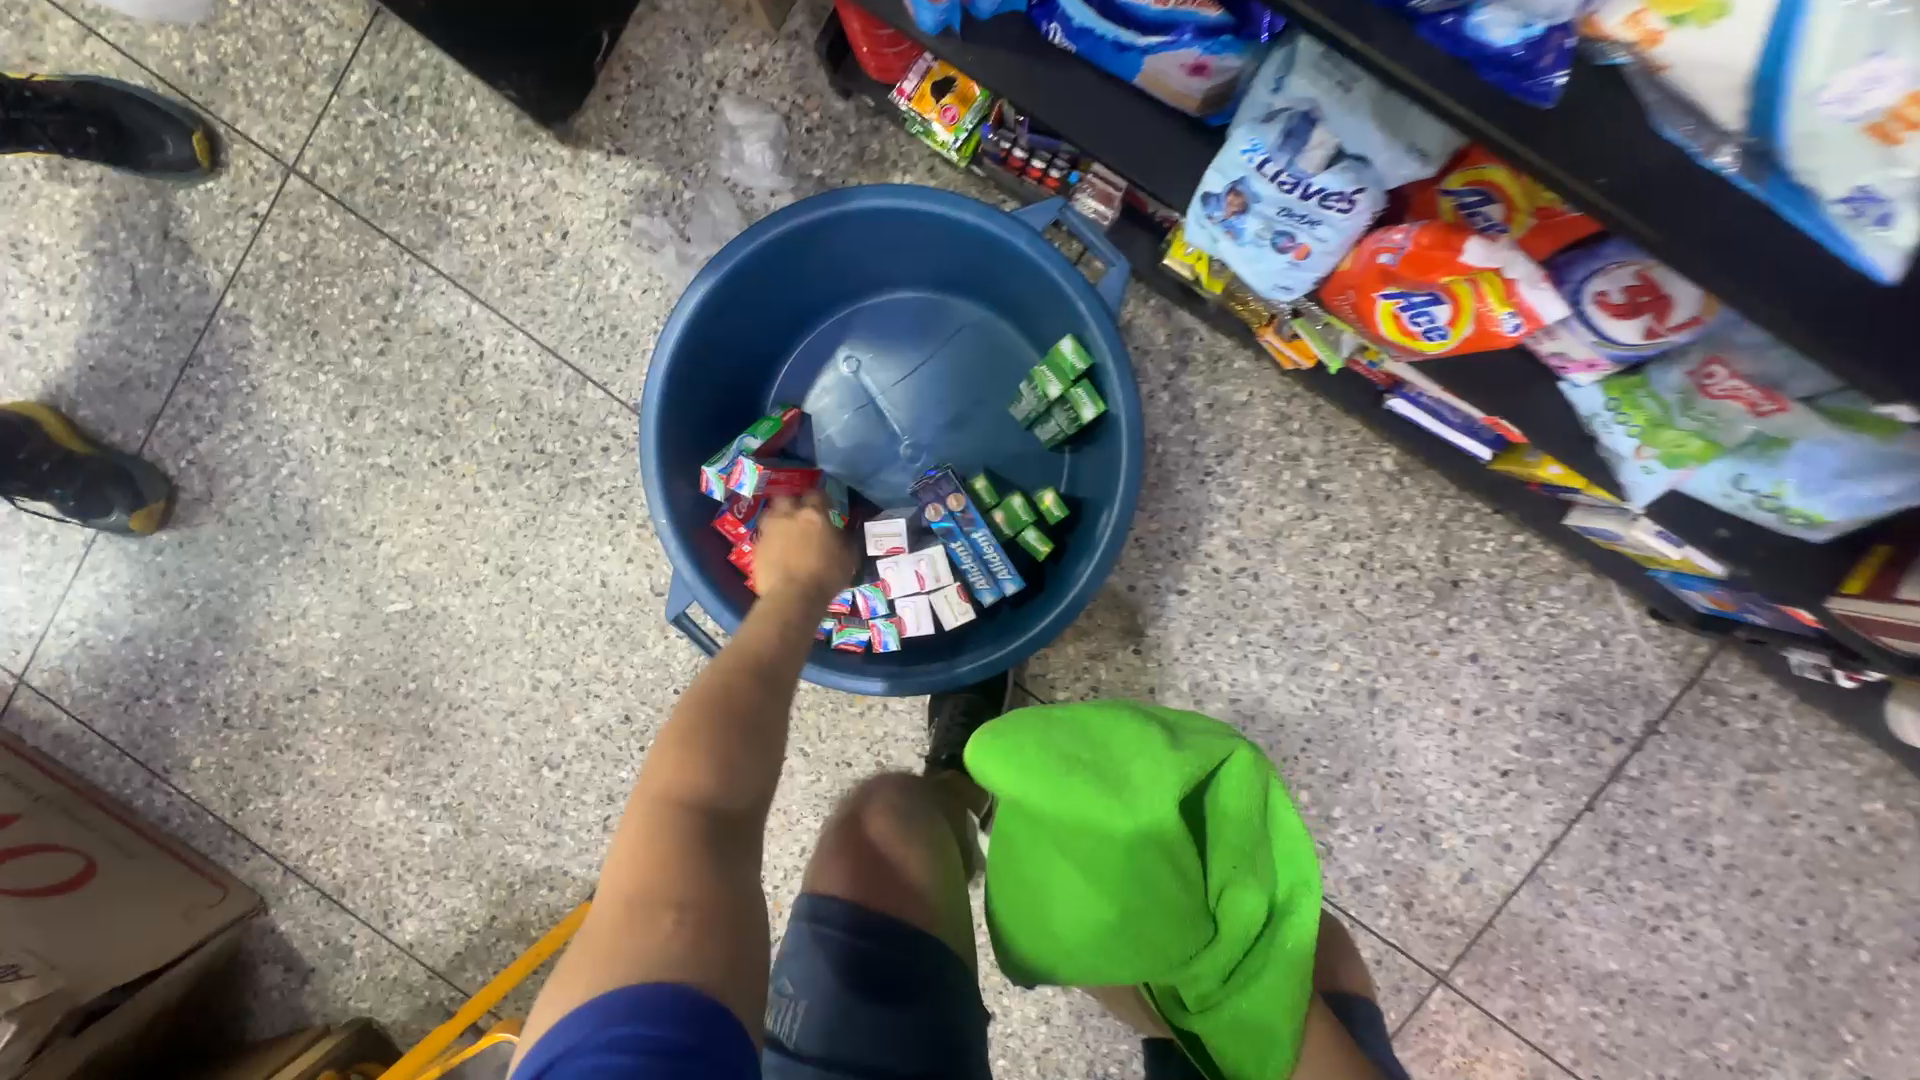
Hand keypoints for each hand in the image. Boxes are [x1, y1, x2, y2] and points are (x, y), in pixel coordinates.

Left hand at [752, 493, 855, 605]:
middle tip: (800, 514)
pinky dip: (771, 538)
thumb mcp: (849, 557)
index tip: (826, 507)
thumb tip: (843, 533)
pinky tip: (777, 549)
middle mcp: (789, 516)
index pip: (816, 494)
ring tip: (785, 529)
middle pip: (786, 497)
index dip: (821, 499)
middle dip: (793, 502)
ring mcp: (770, 530)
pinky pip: (764, 535)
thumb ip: (845, 540)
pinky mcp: (757, 547)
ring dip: (778, 517)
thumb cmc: (826, 576)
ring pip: (771, 513)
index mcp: (814, 515)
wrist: (793, 597)